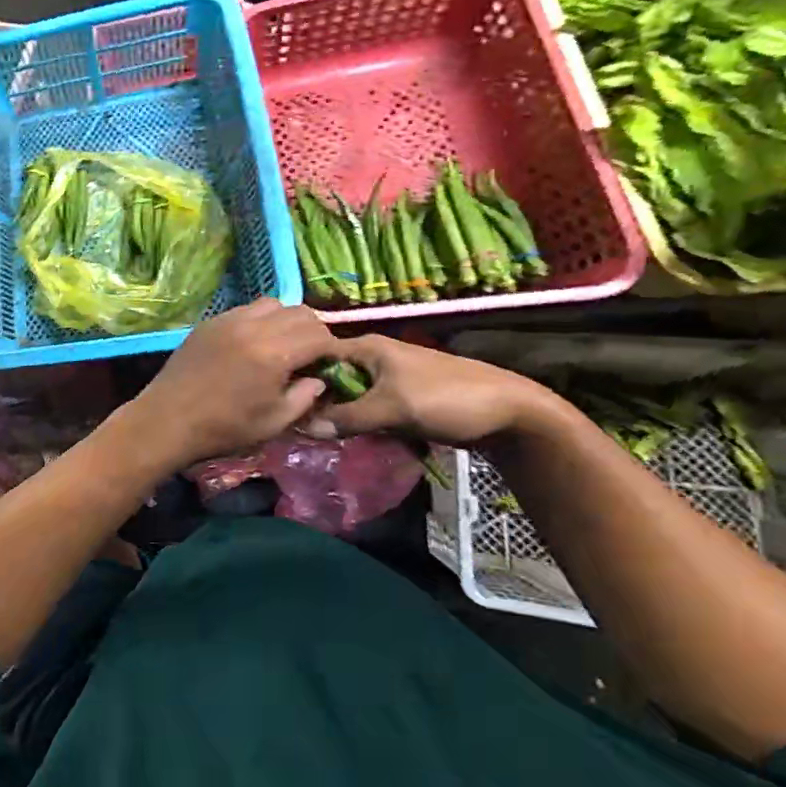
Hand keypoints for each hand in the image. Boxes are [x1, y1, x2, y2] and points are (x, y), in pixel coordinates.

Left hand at [118, 299, 336, 466]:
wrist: (167, 421)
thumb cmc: (224, 429)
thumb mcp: (274, 422)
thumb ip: (305, 397)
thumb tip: (319, 378)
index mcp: (273, 353)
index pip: (319, 335)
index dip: (332, 349)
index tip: (331, 365)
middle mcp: (253, 327)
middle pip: (300, 312)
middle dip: (313, 332)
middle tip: (310, 357)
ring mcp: (228, 320)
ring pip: (273, 304)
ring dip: (286, 321)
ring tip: (283, 347)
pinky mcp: (210, 322)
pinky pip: (246, 309)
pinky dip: (260, 320)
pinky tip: (254, 344)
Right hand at [302, 334, 557, 445]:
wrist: (507, 412)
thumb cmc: (447, 398)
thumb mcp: (392, 408)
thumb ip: (348, 417)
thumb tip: (303, 427)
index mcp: (366, 348)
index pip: (316, 355)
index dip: (296, 376)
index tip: (278, 402)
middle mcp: (371, 358)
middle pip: (329, 378)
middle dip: (313, 400)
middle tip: (294, 427)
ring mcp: (386, 379)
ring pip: (346, 396)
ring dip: (335, 415)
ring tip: (313, 436)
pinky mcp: (398, 399)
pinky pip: (365, 409)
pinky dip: (355, 422)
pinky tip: (344, 438)